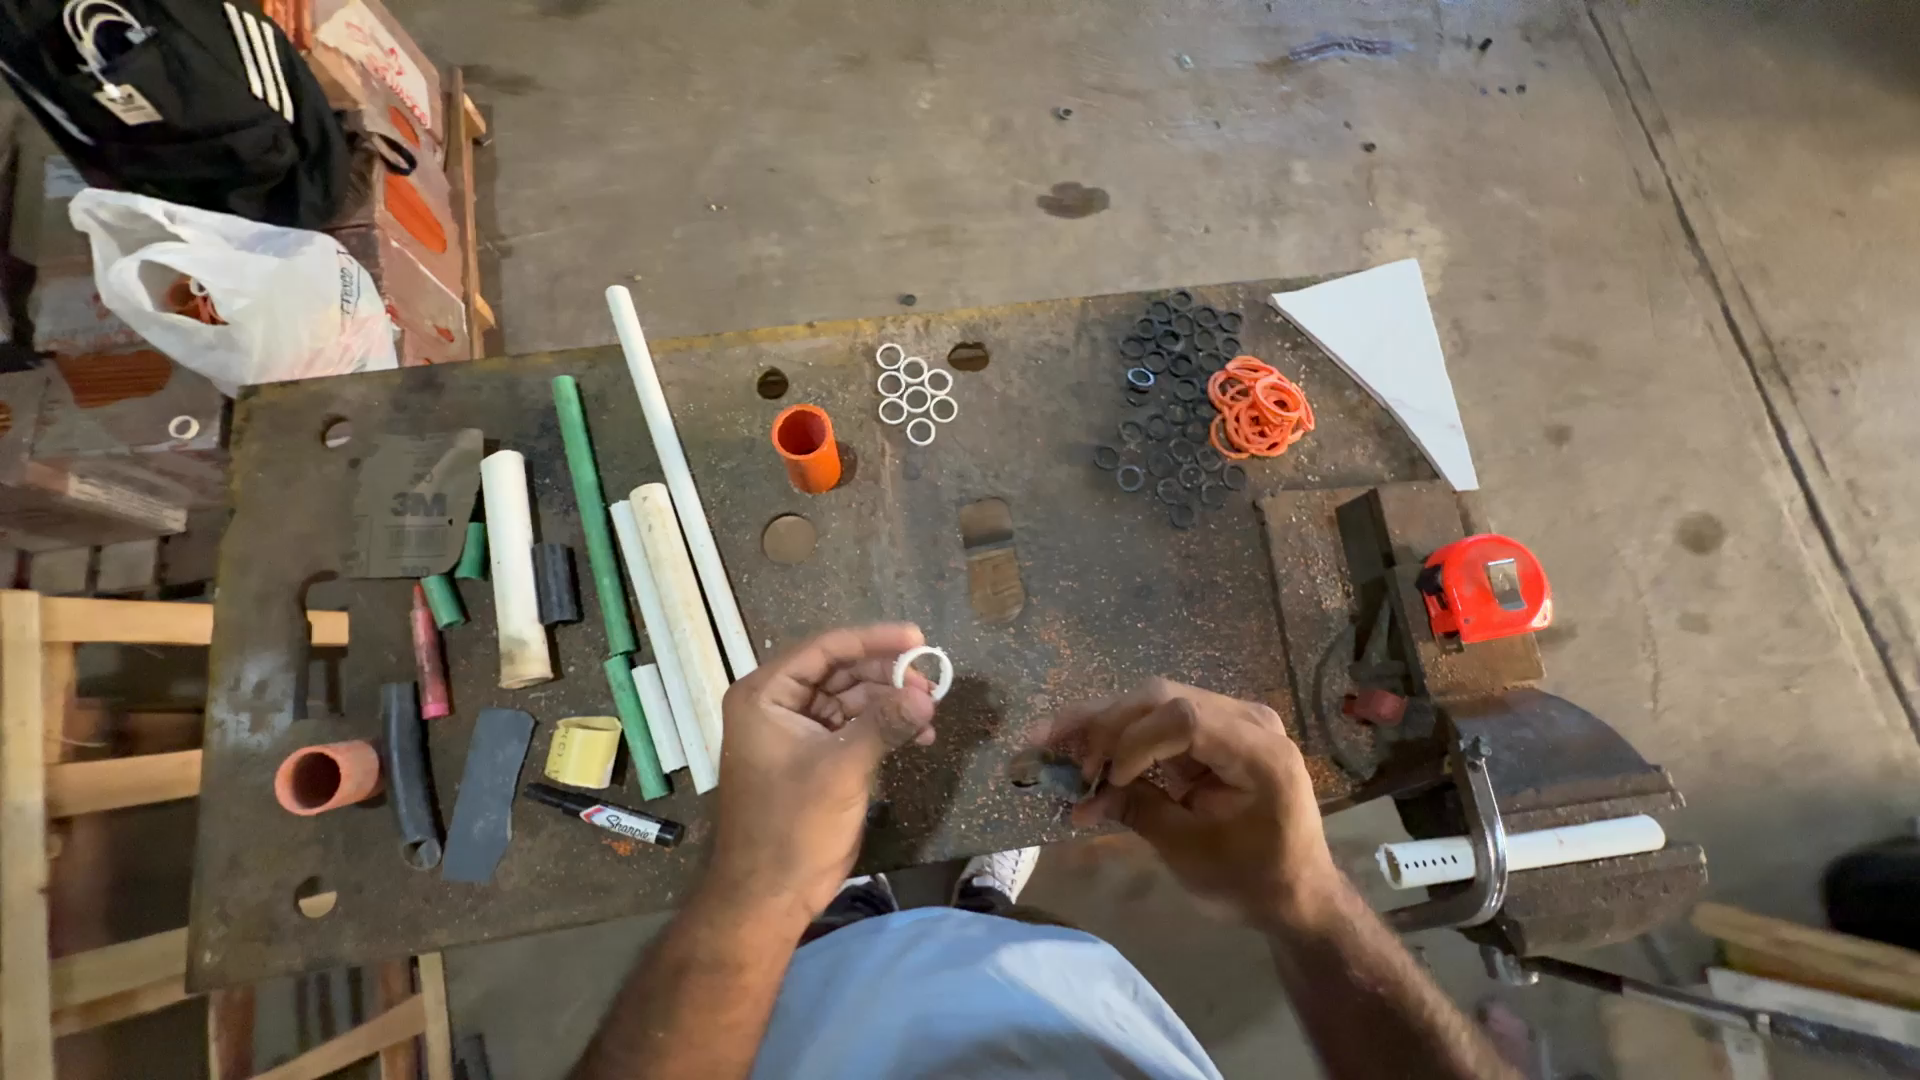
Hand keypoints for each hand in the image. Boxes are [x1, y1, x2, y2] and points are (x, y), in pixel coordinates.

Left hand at [707, 624, 936, 919]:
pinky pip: (855, 726)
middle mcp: (778, 704)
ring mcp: (798, 730)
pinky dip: (885, 727)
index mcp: (765, 694)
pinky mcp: (816, 755)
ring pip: (853, 697)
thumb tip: (927, 694)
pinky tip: (919, 736)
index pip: (825, 649)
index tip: (918, 639)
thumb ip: (885, 724)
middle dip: (887, 676)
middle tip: (931, 684)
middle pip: (841, 670)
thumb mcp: (841, 769)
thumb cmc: (792, 827)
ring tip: (930, 714)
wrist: (769, 897)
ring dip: (891, 703)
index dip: (873, 640)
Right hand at [1039, 679, 1338, 929]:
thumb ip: (1138, 810)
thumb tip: (1078, 799)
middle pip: (1160, 698)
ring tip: (1051, 740)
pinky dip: (1119, 735)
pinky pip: (1156, 718)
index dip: (1133, 742)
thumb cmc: (1253, 881)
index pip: (1183, 719)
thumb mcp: (1191, 852)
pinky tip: (1081, 746)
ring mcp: (1229, 718)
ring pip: (1150, 701)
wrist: (1298, 893)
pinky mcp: (1210, 727)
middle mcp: (1247, 720)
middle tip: (1055, 750)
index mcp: (1259, 752)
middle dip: (1104, 724)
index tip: (1105, 780)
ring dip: (1101, 723)